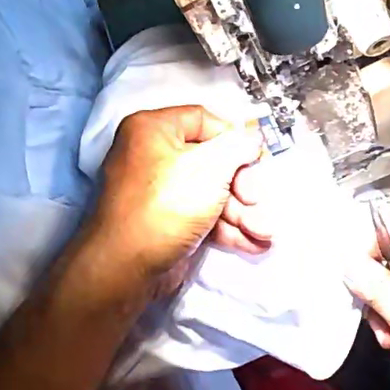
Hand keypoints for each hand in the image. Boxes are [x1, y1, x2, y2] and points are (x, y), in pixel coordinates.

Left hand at [77, 106, 270, 297]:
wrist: (126, 268)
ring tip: (264, 233)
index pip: (204, 120)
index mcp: (153, 130)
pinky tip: (253, 242)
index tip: (254, 159)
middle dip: (242, 188)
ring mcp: (160, 193)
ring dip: (242, 214)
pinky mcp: (167, 224)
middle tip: (255, 202)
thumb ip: (237, 148)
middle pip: (213, 162)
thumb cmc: (164, 207)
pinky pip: (203, 217)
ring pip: (212, 195)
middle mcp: (153, 157)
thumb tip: (250, 139)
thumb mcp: (210, 168)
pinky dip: (227, 229)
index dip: (233, 139)